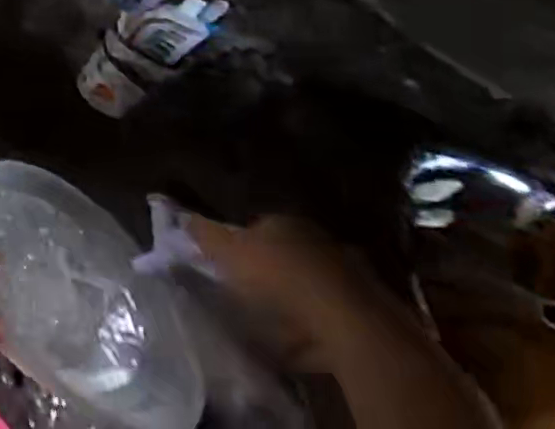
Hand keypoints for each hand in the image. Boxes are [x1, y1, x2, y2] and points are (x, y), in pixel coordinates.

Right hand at [188, 214, 394, 369]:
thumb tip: (184, 216)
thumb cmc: (278, 277)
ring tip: (270, 318)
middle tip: (246, 289)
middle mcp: (321, 242)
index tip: (224, 262)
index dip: (238, 242)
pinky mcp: (370, 314)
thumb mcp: (226, 251)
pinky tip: (297, 338)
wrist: (350, 327)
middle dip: (269, 268)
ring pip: (310, 283)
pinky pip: (329, 314)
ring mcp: (352, 278)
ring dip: (293, 297)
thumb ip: (204, 233)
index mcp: (286, 222)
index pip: (256, 226)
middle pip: (286, 254)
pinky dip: (314, 324)